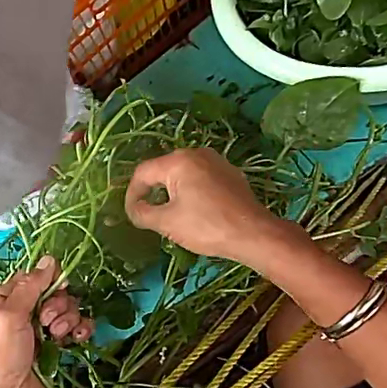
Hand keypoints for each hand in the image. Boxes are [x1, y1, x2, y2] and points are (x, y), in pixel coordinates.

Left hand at [0, 255, 91, 387]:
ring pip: (67, 309)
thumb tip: (49, 259)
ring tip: (57, 335)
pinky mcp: (56, 346)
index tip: (54, 288)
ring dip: (67, 319)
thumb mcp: (10, 316)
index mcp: (6, 300)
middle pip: (54, 292)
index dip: (47, 281)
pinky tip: (77, 338)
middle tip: (48, 322)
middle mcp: (24, 311)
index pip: (33, 278)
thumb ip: (30, 286)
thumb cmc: (2, 356)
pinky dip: (81, 330)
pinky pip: (76, 328)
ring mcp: (41, 329)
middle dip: (57, 304)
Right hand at [125, 148, 295, 262]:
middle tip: (147, 215)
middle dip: (151, 193)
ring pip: (181, 174)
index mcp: (178, 161)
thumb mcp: (166, 222)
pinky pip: (199, 178)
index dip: (131, 194)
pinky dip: (189, 192)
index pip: (142, 173)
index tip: (132, 215)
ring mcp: (215, 161)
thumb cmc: (207, 226)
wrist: (254, 234)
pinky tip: (193, 211)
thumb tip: (133, 209)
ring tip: (169, 215)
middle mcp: (196, 153)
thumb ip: (141, 213)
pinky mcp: (229, 173)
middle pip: (161, 170)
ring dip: (170, 193)